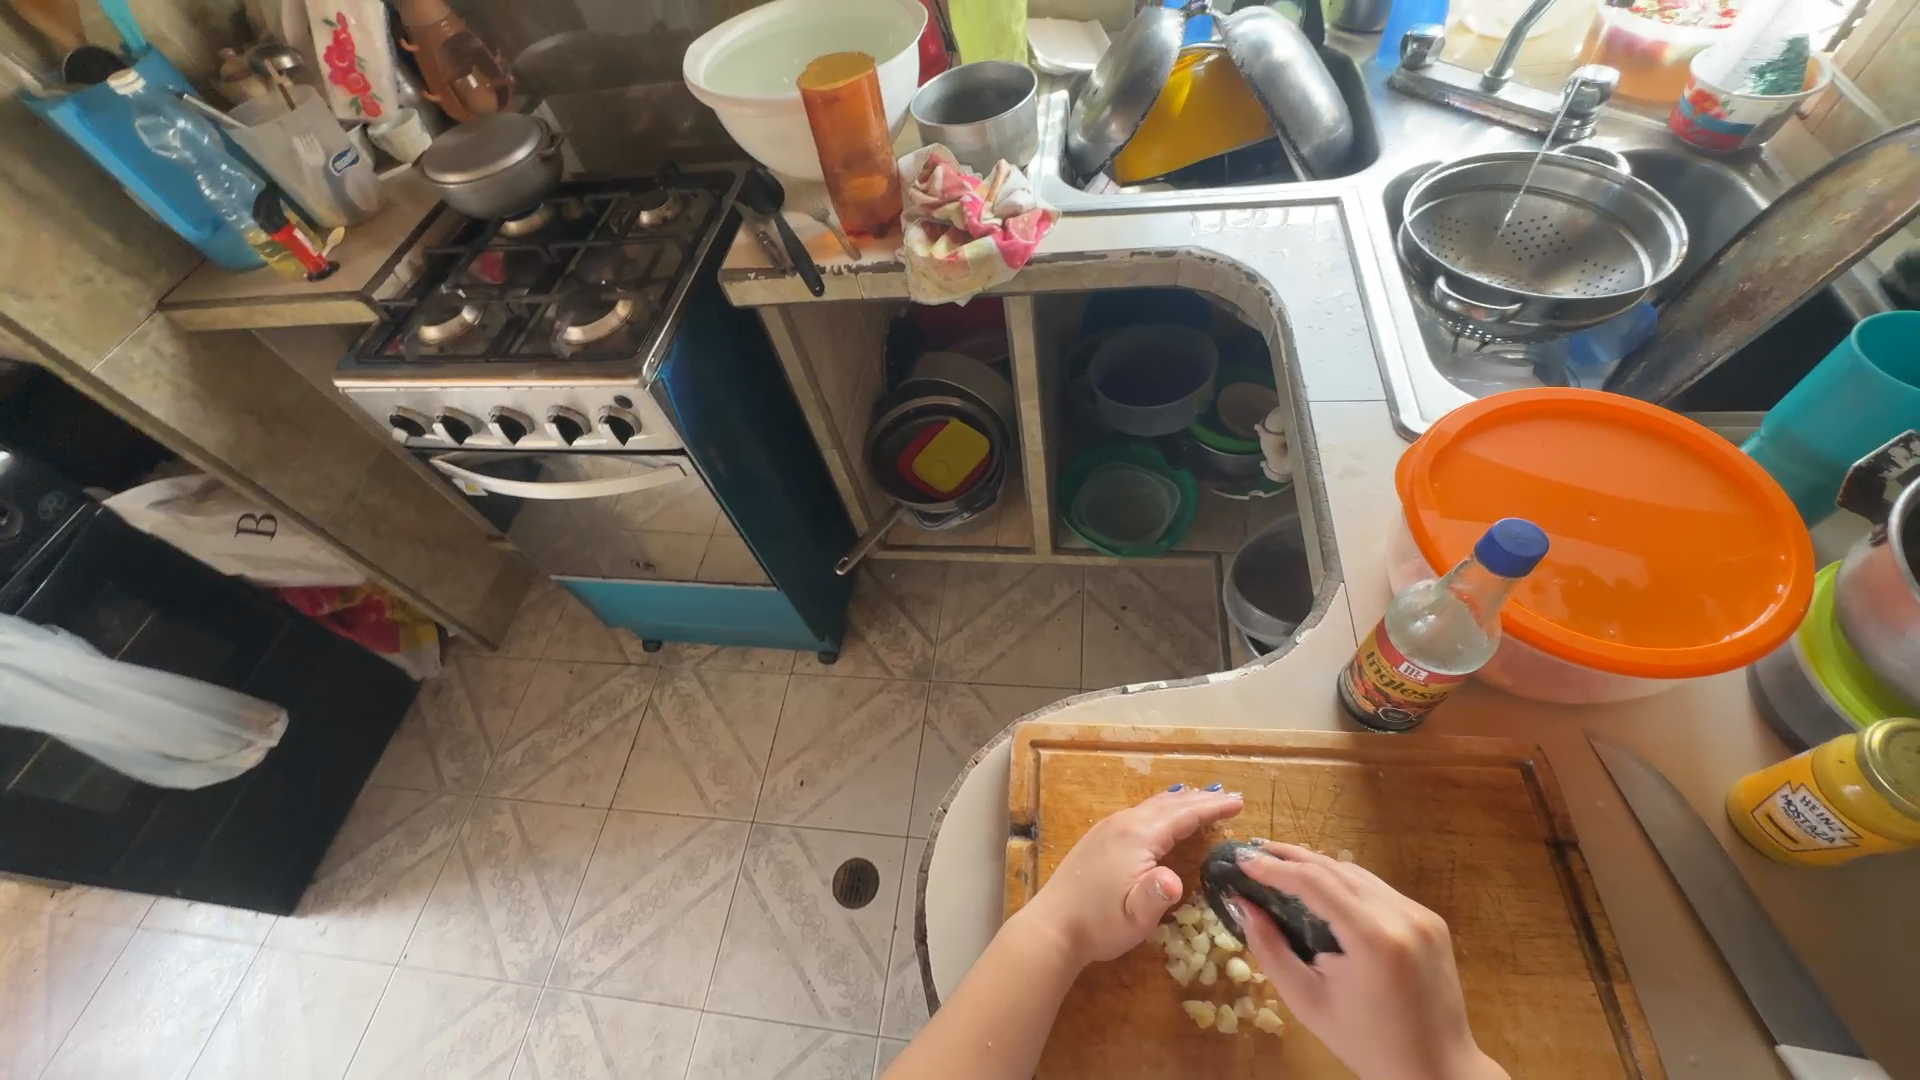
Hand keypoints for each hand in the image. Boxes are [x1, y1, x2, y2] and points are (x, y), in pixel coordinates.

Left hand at [1020, 785, 1244, 966]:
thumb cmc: (1098, 924)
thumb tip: (1174, 880)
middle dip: (1201, 800)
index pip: (1182, 815)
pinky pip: (1140, 812)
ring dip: (1181, 802)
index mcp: (1137, 836)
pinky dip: (1162, 808)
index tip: (1238, 802)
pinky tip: (1163, 812)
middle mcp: (1123, 823)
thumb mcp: (1134, 917)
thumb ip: (1156, 896)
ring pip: (1152, 806)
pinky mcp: (1100, 837)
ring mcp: (1108, 827)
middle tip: (1231, 797)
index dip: (1211, 808)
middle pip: (1169, 804)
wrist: (1053, 925)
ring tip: (1203, 798)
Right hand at [1228, 843, 1507, 1079]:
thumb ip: (1269, 948)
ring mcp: (1421, 915)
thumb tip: (1241, 902)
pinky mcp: (1429, 919)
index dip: (1274, 867)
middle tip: (1252, 850)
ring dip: (1314, 864)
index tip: (1240, 859)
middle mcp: (1403, 917)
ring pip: (1355, 873)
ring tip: (1278, 860)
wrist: (1440, 1072)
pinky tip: (1318, 883)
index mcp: (1375, 940)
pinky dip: (1341, 880)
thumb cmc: (1366, 1042)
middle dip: (1289, 857)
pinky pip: (1374, 887)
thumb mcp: (1306, 1000)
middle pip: (1334, 869)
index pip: (1314, 882)